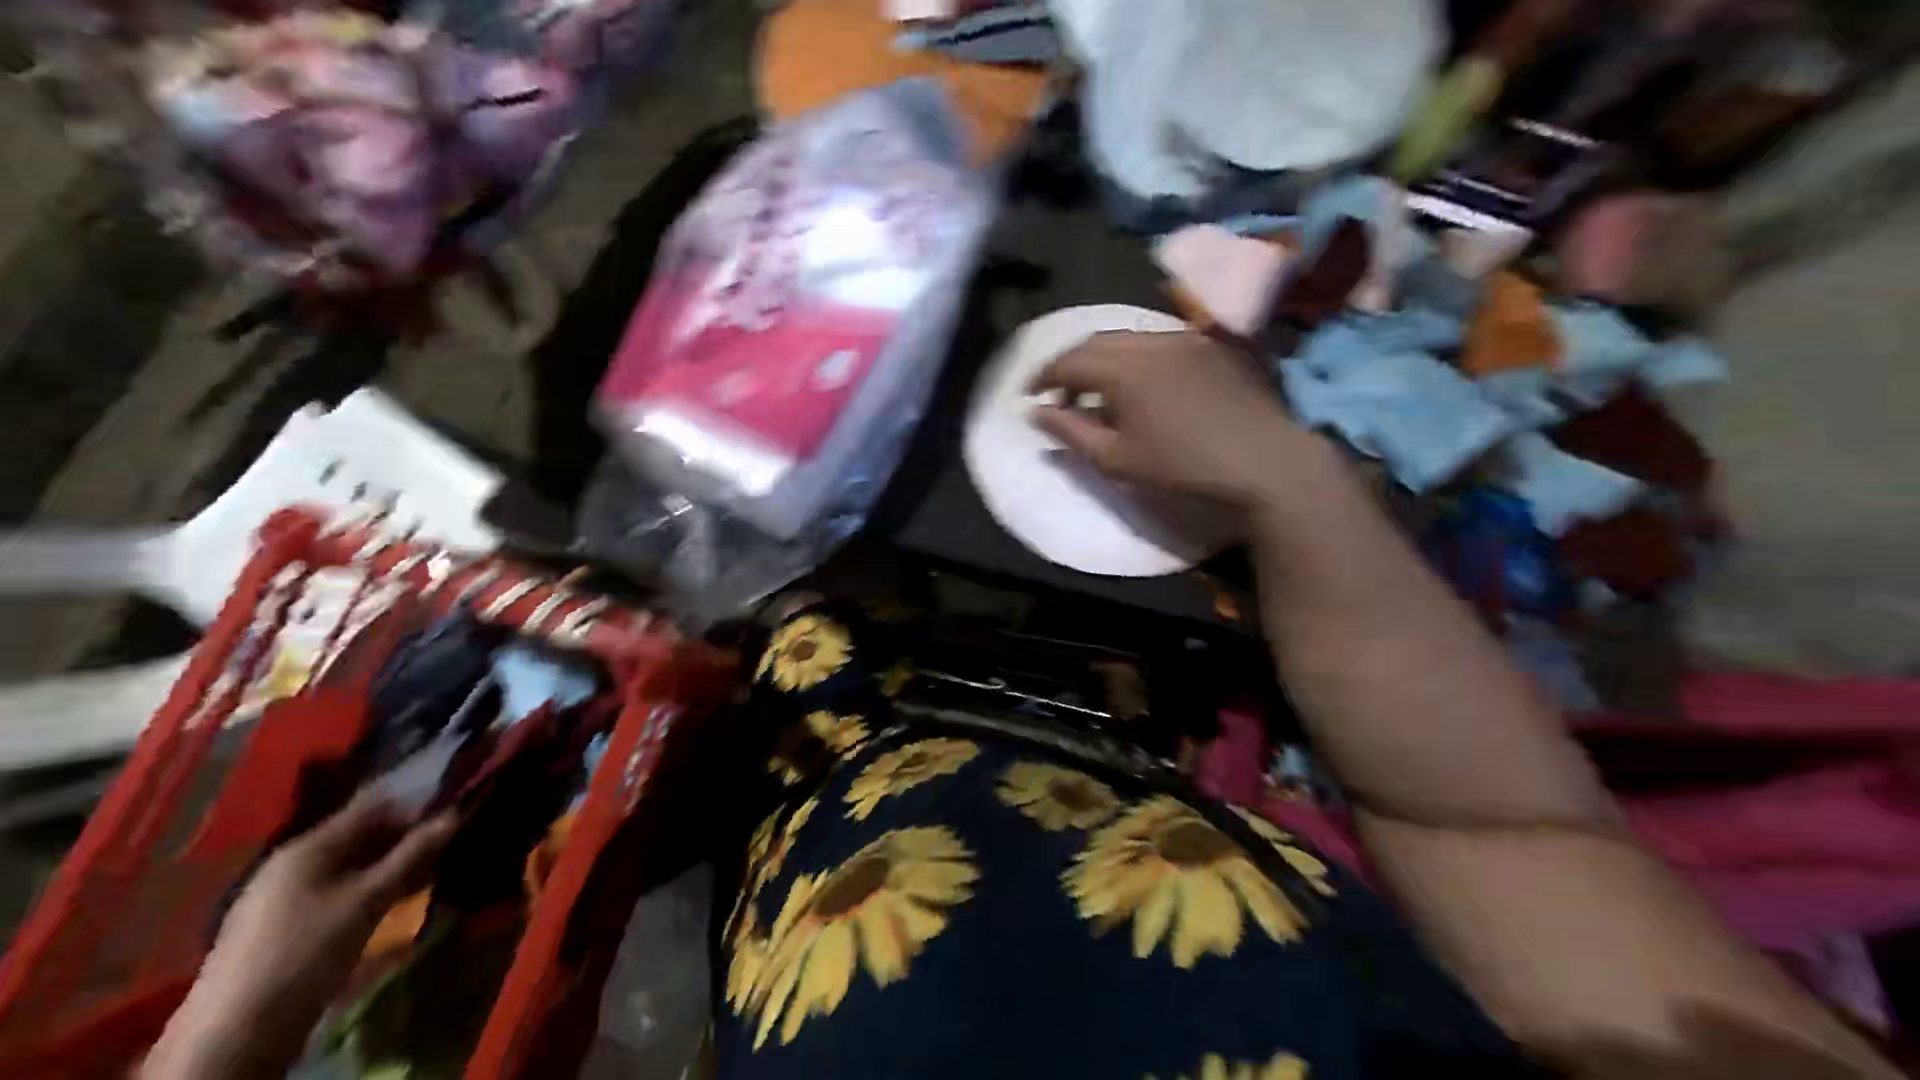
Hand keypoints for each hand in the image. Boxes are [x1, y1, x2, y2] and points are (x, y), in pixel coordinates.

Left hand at [141, 797, 456, 1079]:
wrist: (236, 1033)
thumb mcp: (369, 900)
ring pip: (356, 861)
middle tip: (455, 831)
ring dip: (396, 859)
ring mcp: (289, 892)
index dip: (416, 799)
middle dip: (410, 831)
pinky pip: (343, 885)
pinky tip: (403, 891)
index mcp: (309, 846)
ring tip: (439, 860)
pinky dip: (376, 882)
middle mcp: (296, 860)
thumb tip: (456, 813)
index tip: (457, 796)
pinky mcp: (291, 920)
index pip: (373, 804)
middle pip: (364, 833)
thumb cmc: (307, 951)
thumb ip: (413, 854)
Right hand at [1029, 331, 1324, 505]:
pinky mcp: (1212, 347)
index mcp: (1125, 368)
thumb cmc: (1182, 467)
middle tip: (1059, 395)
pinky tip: (1140, 387)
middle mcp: (1152, 341)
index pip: (1068, 361)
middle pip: (1096, 342)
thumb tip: (1036, 413)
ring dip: (1103, 359)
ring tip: (1097, 392)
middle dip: (1070, 365)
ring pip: (1129, 338)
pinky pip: (1159, 342)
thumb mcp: (1116, 459)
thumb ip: (1070, 432)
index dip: (1042, 376)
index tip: (1028, 396)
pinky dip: (1135, 358)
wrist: (1264, 462)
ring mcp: (1187, 339)